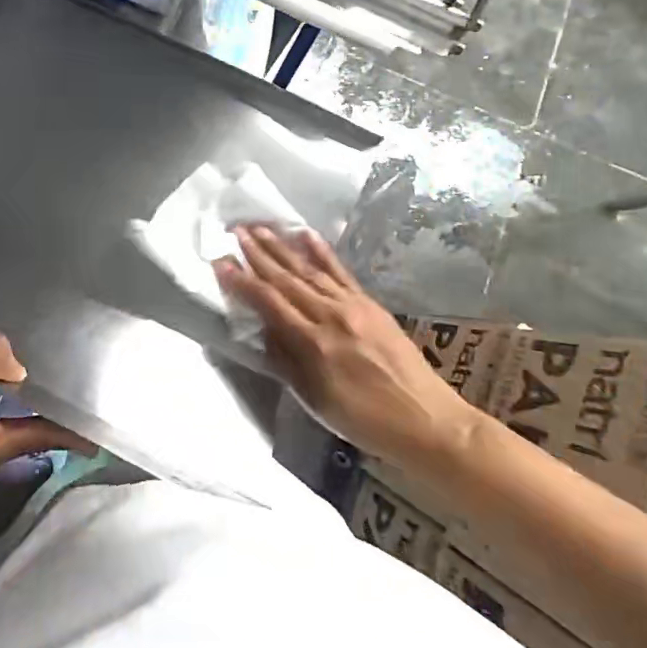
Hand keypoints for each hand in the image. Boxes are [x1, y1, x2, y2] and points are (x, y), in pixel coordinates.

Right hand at [213, 226, 482, 470]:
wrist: (425, 418)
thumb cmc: (365, 420)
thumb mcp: (317, 400)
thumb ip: (288, 362)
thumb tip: (263, 331)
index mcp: (314, 343)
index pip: (270, 303)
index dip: (243, 282)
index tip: (221, 262)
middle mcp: (331, 315)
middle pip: (287, 279)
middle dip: (259, 255)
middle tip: (237, 231)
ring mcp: (353, 305)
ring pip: (310, 270)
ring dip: (284, 247)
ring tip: (262, 227)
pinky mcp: (370, 303)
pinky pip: (341, 272)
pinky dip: (322, 252)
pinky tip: (307, 235)